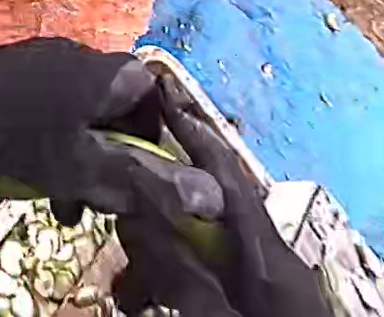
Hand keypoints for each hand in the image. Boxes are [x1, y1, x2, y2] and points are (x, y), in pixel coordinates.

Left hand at [0, 39, 217, 218]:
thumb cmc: (26, 134)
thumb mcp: (86, 167)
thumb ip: (146, 181)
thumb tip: (212, 194)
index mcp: (103, 72)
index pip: (150, 91)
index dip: (155, 131)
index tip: (144, 168)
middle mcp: (79, 55)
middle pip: (115, 106)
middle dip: (113, 156)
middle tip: (102, 198)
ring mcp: (46, 56)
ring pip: (82, 110)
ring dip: (82, 154)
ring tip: (66, 202)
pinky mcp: (20, 65)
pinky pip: (54, 101)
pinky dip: (57, 135)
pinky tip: (38, 170)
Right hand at [114, 72, 330, 316]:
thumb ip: (183, 273)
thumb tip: (137, 216)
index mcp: (269, 258)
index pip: (224, 172)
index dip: (191, 127)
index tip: (157, 89)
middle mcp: (268, 262)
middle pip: (202, 211)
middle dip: (153, 210)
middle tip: (113, 214)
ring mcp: (265, 289)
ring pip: (198, 252)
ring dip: (157, 262)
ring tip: (125, 293)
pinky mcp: (257, 308)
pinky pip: (208, 283)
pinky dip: (175, 287)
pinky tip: (144, 302)